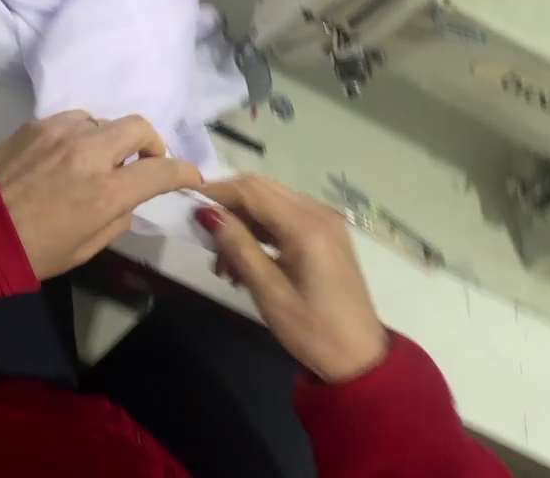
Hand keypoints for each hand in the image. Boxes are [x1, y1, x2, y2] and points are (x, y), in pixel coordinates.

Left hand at [0, 111, 203, 279]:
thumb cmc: (32, 251)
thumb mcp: (85, 248)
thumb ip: (117, 218)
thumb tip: (130, 198)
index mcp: (105, 192)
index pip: (161, 170)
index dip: (184, 172)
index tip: (189, 176)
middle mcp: (88, 153)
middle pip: (139, 126)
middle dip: (152, 143)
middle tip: (144, 162)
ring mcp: (61, 132)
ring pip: (104, 121)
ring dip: (110, 139)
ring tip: (96, 161)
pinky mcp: (37, 123)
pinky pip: (73, 120)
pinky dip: (81, 134)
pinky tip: (68, 154)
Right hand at [196, 174, 389, 383]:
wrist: (361, 361)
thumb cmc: (313, 331)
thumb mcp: (268, 291)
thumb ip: (238, 246)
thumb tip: (206, 212)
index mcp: (307, 226)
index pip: (251, 190)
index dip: (217, 192)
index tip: (188, 205)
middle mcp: (318, 212)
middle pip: (260, 188)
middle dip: (228, 206)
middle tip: (205, 237)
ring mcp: (324, 221)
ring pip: (269, 201)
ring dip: (242, 221)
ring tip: (224, 262)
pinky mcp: (325, 232)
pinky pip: (283, 215)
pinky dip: (260, 229)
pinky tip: (246, 258)